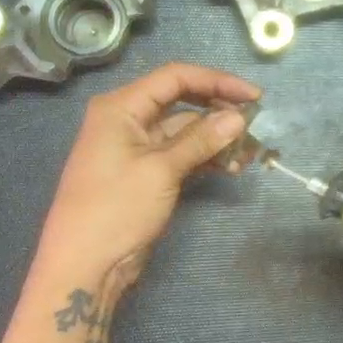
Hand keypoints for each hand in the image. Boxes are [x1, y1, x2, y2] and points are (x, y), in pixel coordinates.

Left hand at [30, 63, 260, 303]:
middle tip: (256, 125)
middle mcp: (127, 120)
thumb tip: (239, 117)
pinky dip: (206, 157)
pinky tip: (231, 167)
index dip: (217, 82)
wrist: (86, 265)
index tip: (254, 97)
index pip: (175, 78)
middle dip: (220, 111)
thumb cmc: (115, 210)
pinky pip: (182, 154)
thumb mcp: (161, 171)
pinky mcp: (147, 173)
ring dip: (217, 138)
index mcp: (121, 107)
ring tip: (249, 154)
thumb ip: (201, 140)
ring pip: (186, 130)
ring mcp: (137, 148)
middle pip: (182, 101)